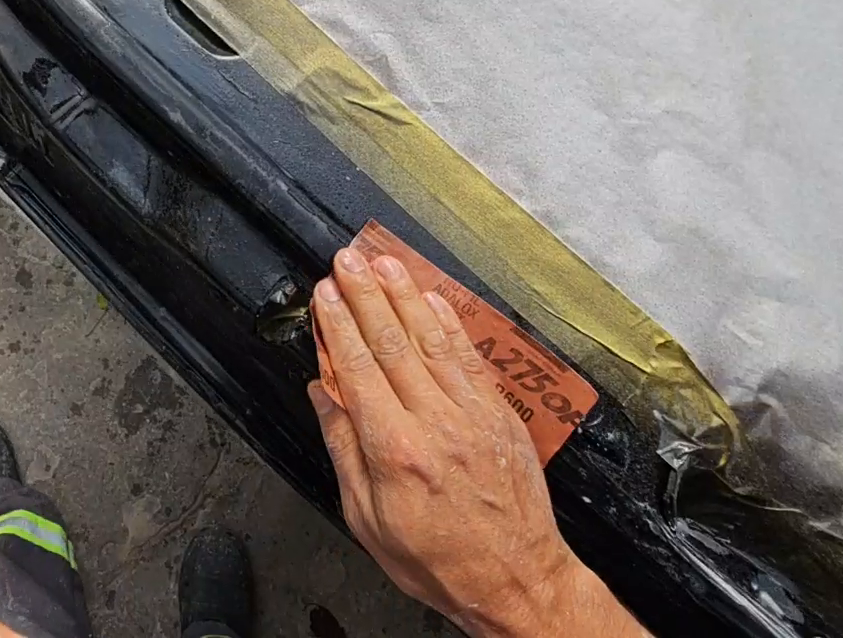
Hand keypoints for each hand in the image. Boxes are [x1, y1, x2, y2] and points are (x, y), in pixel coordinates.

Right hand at [309, 247, 648, 637]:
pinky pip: (468, 356)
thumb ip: (342, 449)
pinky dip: (448, 322)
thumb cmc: (436, 558)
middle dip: (364, 294)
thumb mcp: (367, 519)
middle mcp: (433, 420)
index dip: (338, 324)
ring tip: (383, 260)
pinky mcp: (497, 412)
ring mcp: (470, 412)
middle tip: (346, 259)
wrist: (520, 583)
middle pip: (391, 342)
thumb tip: (322, 393)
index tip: (324, 292)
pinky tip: (431, 296)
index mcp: (394, 449)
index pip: (358, 368)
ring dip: (403, 295)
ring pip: (430, 339)